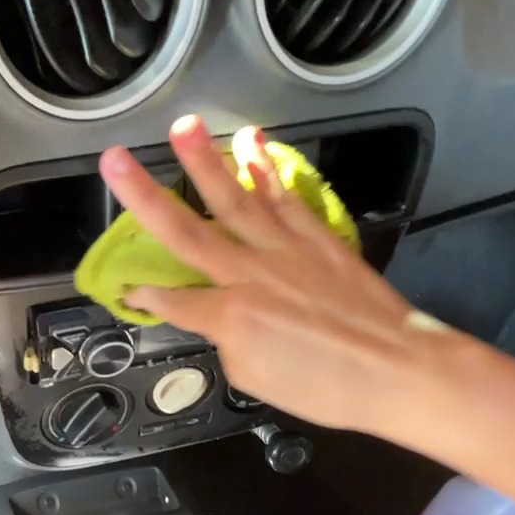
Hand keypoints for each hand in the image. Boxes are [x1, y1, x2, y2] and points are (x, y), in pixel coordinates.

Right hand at [99, 115, 474, 439]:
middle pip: (187, 233)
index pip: (173, 301)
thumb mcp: (257, 380)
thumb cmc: (325, 388)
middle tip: (115, 160)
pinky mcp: (317, 237)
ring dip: (206, 162)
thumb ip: (227, 343)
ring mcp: (285, 249)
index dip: (144, 295)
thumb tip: (219, 318)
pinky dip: (265, 170)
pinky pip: (284, 198)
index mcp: (230, 317)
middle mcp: (249, 274)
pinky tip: (250, 142)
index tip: (125, 288)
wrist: (399, 369)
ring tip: (185, 126)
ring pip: (236, 200)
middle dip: (145, 196)